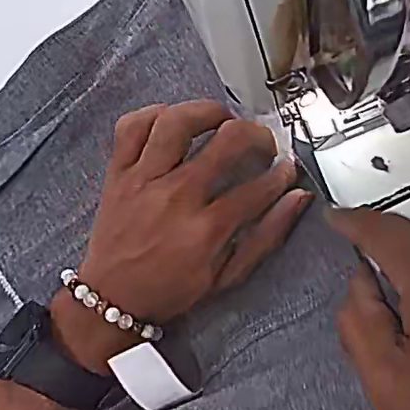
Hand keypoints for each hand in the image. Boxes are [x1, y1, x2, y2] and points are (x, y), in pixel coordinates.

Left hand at [51, 101, 312, 372]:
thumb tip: (297, 200)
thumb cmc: (168, 289)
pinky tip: (173, 122)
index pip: (258, 186)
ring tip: (221, 119)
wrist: (112, 297)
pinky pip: (132, 127)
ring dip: (207, 111)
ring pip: (178, 122)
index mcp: (206, 230)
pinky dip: (154, 114)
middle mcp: (175, 197)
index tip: (286, 169)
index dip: (281, 173)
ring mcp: (143, 180)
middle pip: (226, 142)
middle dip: (257, 135)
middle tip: (261, 142)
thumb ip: (265, 237)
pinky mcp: (118, 173)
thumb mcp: (226, 277)